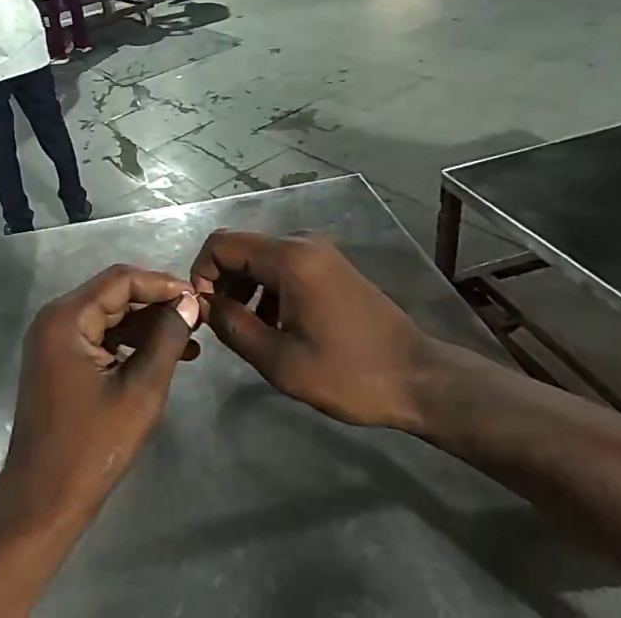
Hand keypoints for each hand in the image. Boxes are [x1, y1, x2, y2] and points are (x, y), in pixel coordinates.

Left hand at [0, 264, 201, 524]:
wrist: (42, 502)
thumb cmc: (92, 446)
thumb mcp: (140, 389)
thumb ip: (166, 338)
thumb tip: (189, 302)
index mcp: (66, 318)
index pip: (120, 280)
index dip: (162, 284)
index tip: (197, 297)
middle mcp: (54, 319)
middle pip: (113, 296)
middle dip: (156, 305)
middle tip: (197, 319)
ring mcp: (53, 341)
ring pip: (109, 317)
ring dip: (147, 326)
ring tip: (190, 342)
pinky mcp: (58, 362)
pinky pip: (99, 338)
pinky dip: (129, 344)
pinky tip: (163, 357)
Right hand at [192, 230, 448, 432]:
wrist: (418, 378)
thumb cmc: (349, 374)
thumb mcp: (280, 361)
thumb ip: (233, 326)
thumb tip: (203, 304)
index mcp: (290, 257)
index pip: (221, 244)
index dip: (201, 274)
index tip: (205, 313)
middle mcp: (303, 242)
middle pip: (240, 248)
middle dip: (221, 283)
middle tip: (223, 327)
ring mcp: (320, 252)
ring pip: (259, 258)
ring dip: (244, 289)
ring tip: (249, 332)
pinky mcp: (330, 266)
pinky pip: (282, 266)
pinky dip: (266, 289)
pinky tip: (275, 326)